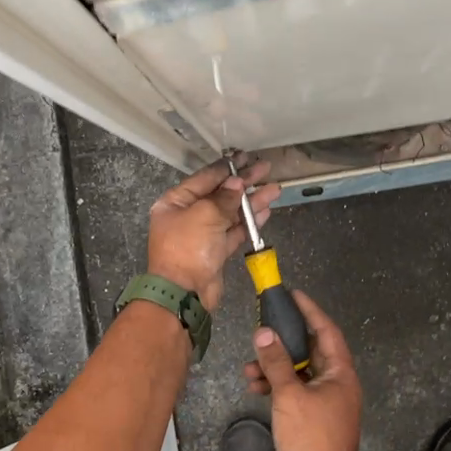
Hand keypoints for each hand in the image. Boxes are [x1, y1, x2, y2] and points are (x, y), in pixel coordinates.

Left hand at [146, 157, 277, 310]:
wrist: (184, 293)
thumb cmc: (189, 247)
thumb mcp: (205, 214)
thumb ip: (224, 197)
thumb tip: (236, 183)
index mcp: (176, 202)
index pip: (204, 178)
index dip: (226, 167)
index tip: (245, 157)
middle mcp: (187, 215)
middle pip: (219, 194)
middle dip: (243, 182)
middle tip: (265, 168)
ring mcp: (202, 234)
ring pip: (230, 213)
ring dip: (251, 201)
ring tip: (275, 188)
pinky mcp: (215, 251)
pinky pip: (234, 231)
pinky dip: (249, 222)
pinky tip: (266, 210)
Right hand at [245, 290, 363, 450]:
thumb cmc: (311, 437)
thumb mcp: (290, 395)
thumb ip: (277, 362)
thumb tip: (264, 332)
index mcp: (340, 373)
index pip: (327, 331)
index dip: (310, 311)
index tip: (292, 295)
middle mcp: (336, 383)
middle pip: (310, 350)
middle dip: (284, 342)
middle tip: (262, 327)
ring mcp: (324, 401)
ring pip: (298, 372)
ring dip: (274, 367)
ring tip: (249, 368)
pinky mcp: (311, 416)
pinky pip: (293, 390)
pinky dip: (275, 386)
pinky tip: (255, 387)